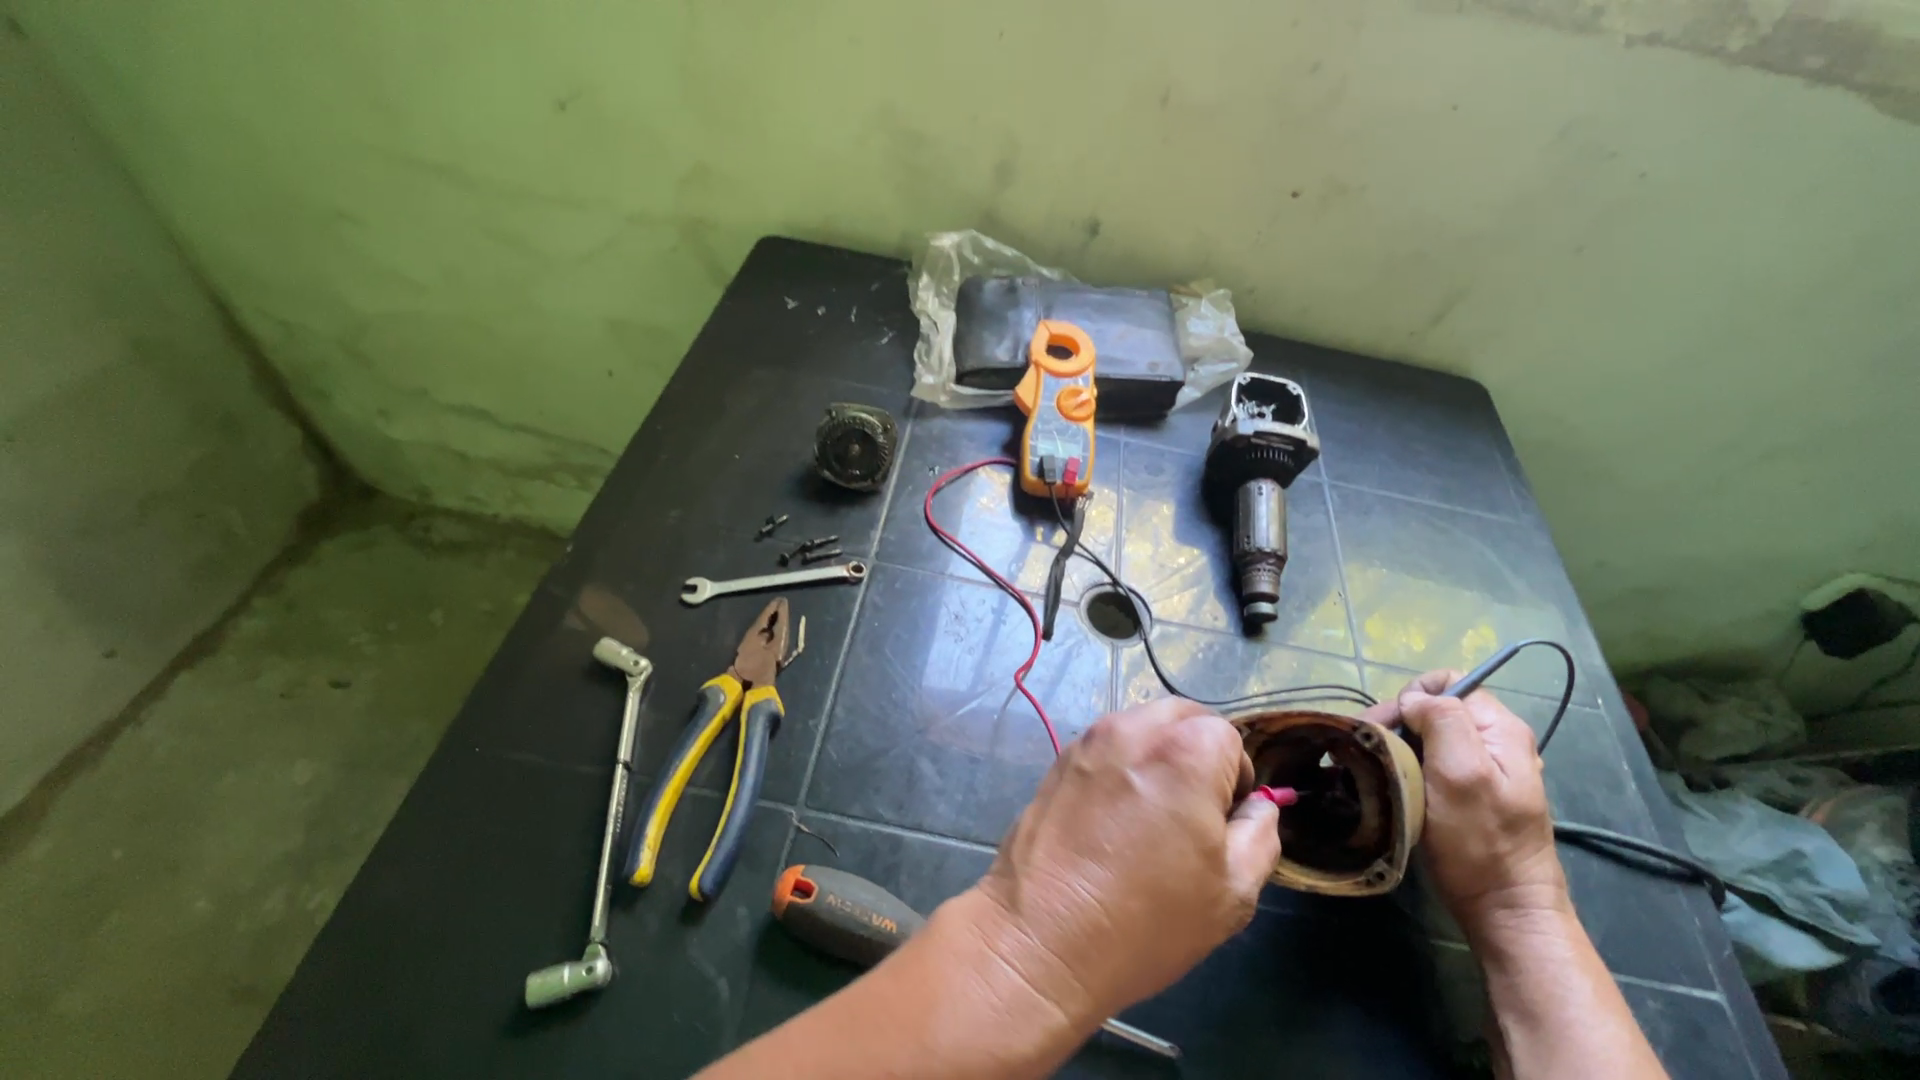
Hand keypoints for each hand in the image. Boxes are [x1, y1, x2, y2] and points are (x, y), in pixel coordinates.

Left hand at [963, 697, 1279, 1023]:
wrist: (1040, 938)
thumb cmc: (1147, 920)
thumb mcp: (1232, 891)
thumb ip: (1260, 833)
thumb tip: (1257, 806)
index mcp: (1184, 751)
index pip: (1228, 737)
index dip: (1235, 778)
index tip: (1223, 822)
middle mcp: (1134, 729)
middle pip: (1183, 718)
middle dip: (1199, 753)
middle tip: (1193, 812)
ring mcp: (1088, 741)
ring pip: (1141, 727)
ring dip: (1158, 756)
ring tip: (1151, 816)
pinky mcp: (1057, 761)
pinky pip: (1106, 746)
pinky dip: (1121, 766)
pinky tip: (1114, 818)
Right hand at [1361, 671, 1567, 937]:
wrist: (1503, 908)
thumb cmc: (1480, 842)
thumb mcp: (1462, 773)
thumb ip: (1442, 721)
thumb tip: (1414, 698)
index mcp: (1500, 728)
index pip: (1448, 682)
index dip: (1412, 695)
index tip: (1387, 726)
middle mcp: (1495, 741)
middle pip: (1435, 707)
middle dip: (1398, 721)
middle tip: (1368, 750)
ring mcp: (1482, 768)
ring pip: (1428, 734)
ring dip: (1397, 744)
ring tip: (1372, 767)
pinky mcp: (1466, 792)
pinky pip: (1430, 761)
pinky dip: (1406, 764)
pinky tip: (1390, 781)